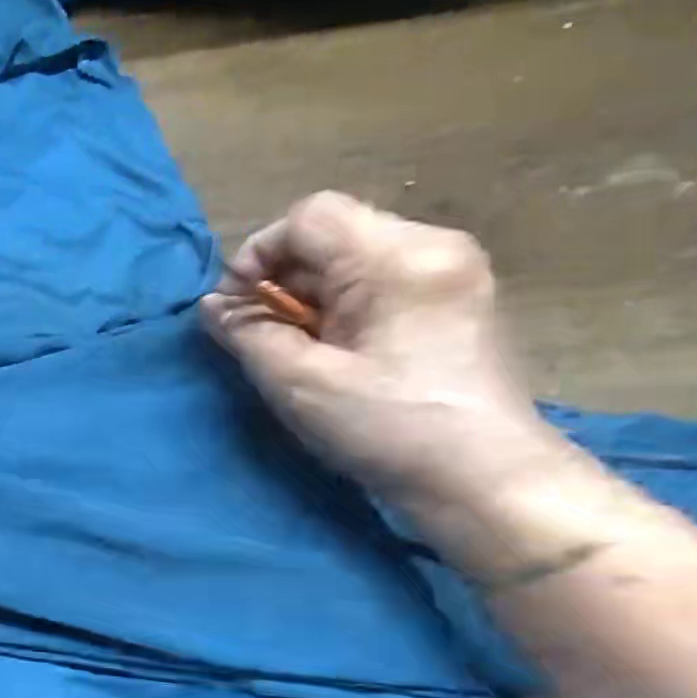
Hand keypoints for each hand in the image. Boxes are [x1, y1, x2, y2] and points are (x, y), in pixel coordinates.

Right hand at [200, 191, 572, 507]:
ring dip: (310, 295)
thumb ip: (247, 333)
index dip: (258, 254)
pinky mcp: (456, 298)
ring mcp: (451, 270)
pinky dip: (343, 305)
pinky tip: (338, 349)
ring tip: (300, 347)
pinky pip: (381, 279)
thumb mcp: (299, 383)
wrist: (485, 480)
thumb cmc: (387, 429)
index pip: (308, 217)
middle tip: (264, 334)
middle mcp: (433, 246)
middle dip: (283, 279)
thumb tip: (211, 305)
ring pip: (354, 257)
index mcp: (398, 258)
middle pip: (332, 233)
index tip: (238, 308)